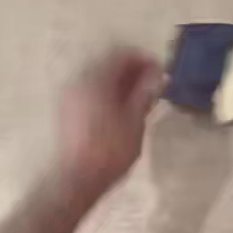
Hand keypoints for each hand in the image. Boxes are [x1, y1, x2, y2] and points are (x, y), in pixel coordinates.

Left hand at [53, 48, 163, 204]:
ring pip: (100, 79)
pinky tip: (125, 109)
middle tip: (155, 86)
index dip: (144, 59)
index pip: (121, 55)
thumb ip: (145, 93)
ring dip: (122, 84)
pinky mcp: (69, 110)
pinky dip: (110, 93)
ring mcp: (71, 96)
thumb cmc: (112, 150)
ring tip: (143, 99)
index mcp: (96, 80)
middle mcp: (79, 81)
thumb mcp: (135, 120)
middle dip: (133, 71)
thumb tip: (157, 74)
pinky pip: (92, 91)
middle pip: (109, 64)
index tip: (162, 71)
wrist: (79, 178)